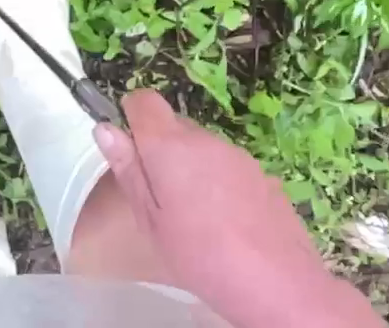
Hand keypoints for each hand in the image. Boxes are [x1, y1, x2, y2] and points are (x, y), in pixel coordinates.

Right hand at [93, 90, 385, 327]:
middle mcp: (204, 139)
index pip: (143, 100)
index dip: (133, 117)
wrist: (284, 289)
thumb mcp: (150, 220)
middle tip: (162, 196)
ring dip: (192, 166)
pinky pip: (228, 166)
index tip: (133, 152)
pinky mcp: (263, 175)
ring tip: (197, 215)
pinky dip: (221, 182)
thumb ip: (128, 170)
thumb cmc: (202, 257)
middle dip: (162, 149)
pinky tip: (229, 223)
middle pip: (173, 124)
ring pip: (202, 146)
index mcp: (169, 145)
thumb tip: (104, 128)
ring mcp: (238, 156)